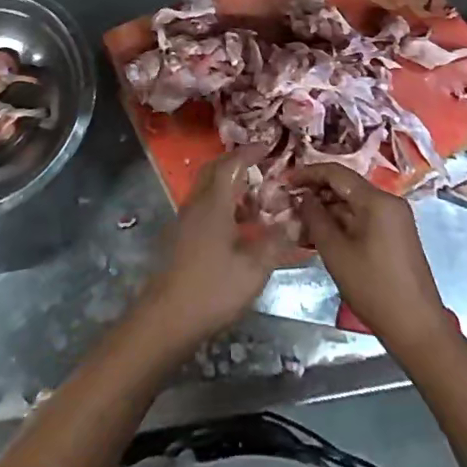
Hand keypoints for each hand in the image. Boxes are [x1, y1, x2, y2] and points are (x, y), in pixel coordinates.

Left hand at [140, 145, 293, 336]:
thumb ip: (278, 241)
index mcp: (213, 203)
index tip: (266, 147)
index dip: (248, 153)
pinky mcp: (182, 239)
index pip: (230, 165)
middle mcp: (196, 205)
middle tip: (261, 168)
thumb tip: (299, 220)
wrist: (167, 319)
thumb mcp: (254, 267)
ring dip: (231, 188)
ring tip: (257, 201)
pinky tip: (240, 229)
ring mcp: (185, 222)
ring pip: (208, 192)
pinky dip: (223, 207)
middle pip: (214, 172)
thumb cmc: (213, 288)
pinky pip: (205, 209)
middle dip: (237, 165)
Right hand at [289, 164, 452, 349]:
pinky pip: (363, 218)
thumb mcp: (336, 252)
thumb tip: (304, 198)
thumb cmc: (373, 287)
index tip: (284, 182)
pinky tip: (321, 235)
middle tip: (288, 204)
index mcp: (377, 200)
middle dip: (316, 193)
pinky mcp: (395, 234)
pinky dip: (342, 223)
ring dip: (327, 210)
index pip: (336, 173)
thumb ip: (315, 218)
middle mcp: (389, 201)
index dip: (308, 174)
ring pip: (354, 204)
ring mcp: (395, 218)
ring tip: (300, 223)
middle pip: (346, 186)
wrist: (416, 327)